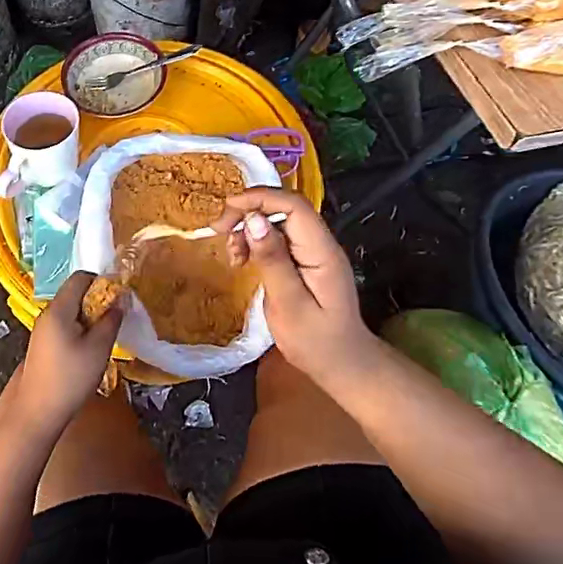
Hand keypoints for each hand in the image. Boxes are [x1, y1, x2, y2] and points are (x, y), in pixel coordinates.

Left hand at [0, 271, 123, 439]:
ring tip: (104, 337)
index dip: (102, 282)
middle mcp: (47, 315)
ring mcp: (42, 331)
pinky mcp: (42, 346)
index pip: (80, 278)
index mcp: (58, 309)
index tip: (118, 299)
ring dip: (90, 318)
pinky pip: (64, 326)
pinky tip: (89, 350)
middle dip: (98, 301)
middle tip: (114, 320)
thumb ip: (111, 319)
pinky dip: (80, 330)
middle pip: (75, 293)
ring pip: (70, 311)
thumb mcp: (98, 347)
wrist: (37, 414)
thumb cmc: (70, 378)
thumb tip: (121, 299)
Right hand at [213, 188, 375, 380]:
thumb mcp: (289, 306)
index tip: (227, 208)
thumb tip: (254, 220)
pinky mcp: (303, 260)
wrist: (343, 365)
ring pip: (278, 221)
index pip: (294, 205)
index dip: (260, 198)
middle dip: (249, 211)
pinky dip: (255, 243)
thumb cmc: (316, 343)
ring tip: (232, 255)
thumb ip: (272, 261)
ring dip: (249, 228)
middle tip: (220, 229)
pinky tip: (242, 260)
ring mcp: (312, 251)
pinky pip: (277, 238)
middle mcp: (320, 243)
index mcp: (322, 251)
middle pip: (284, 208)